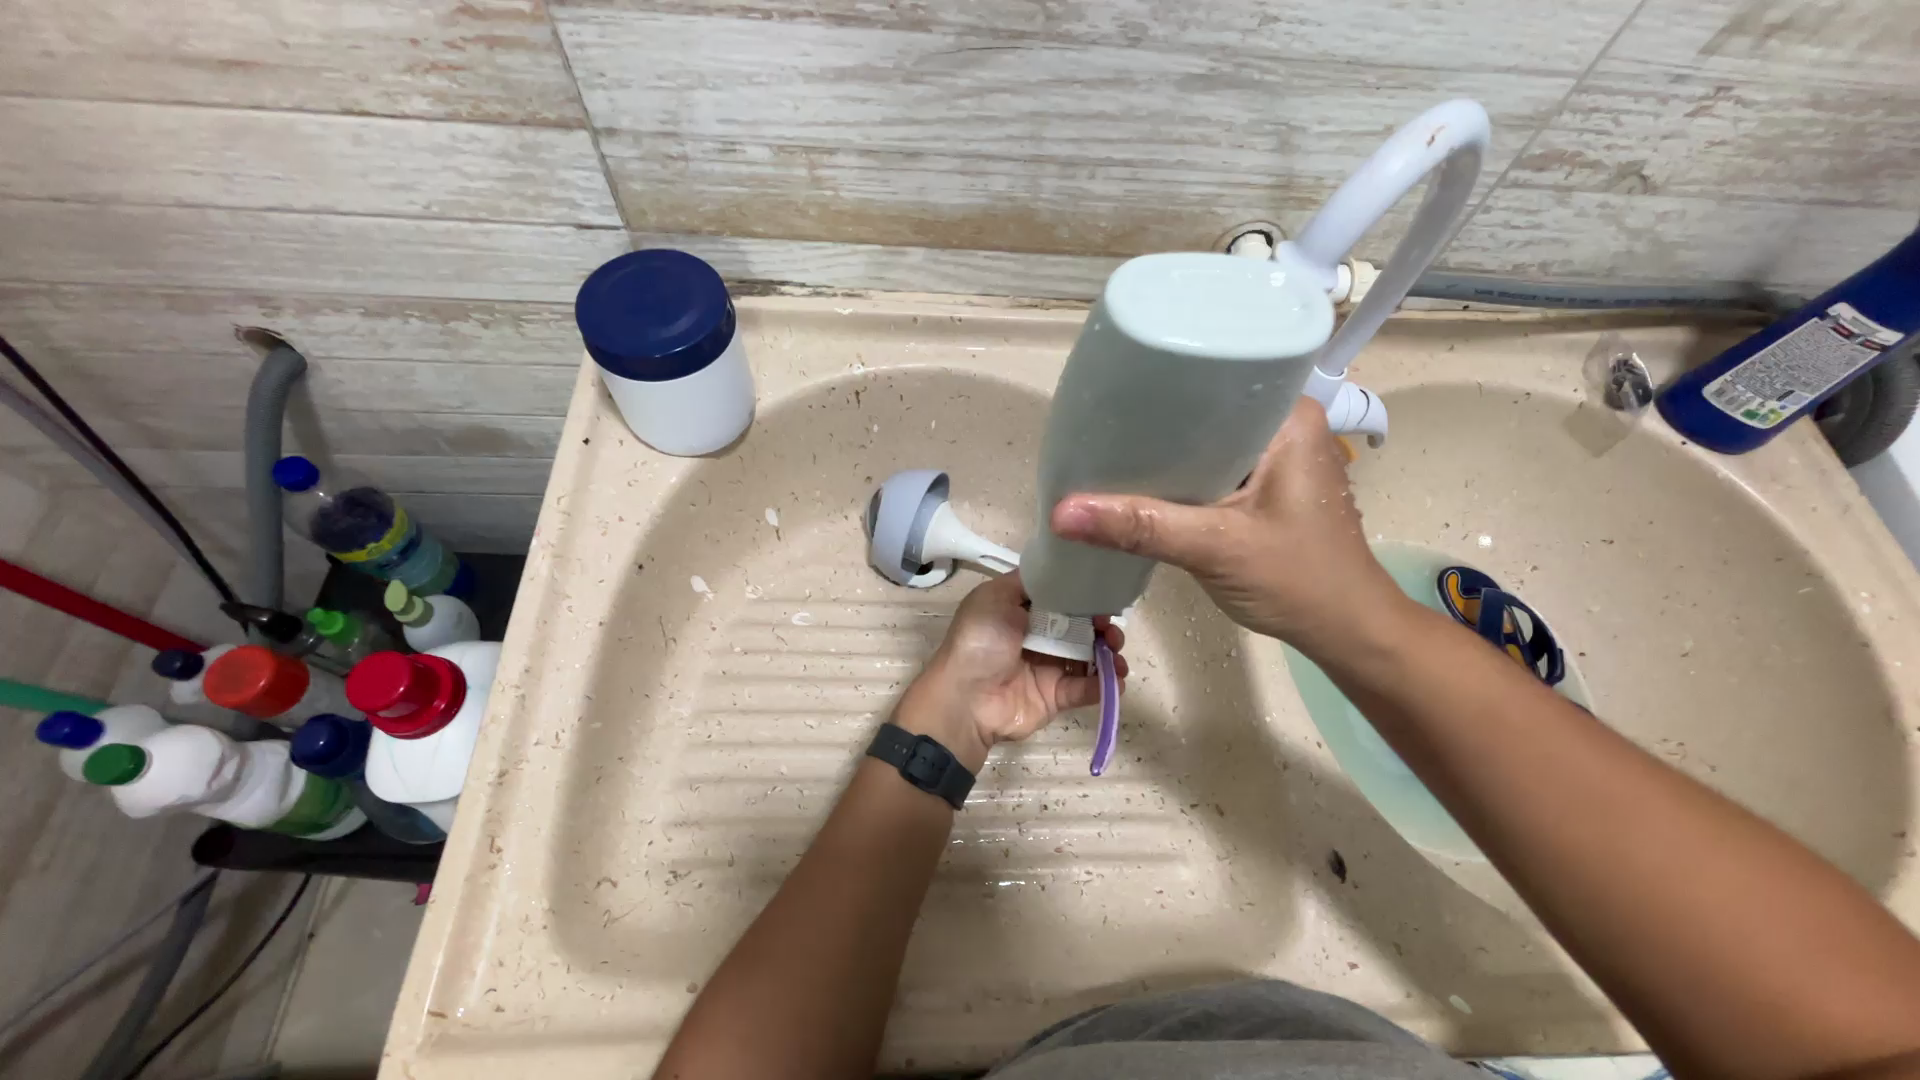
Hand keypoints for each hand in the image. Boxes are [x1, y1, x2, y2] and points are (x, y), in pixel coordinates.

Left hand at [895, 571, 1126, 772]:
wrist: (966, 698)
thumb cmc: (980, 641)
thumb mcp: (995, 596)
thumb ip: (1028, 581)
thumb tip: (1056, 568)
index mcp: (1022, 611)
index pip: (1061, 598)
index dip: (1083, 595)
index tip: (1102, 592)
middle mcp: (1038, 637)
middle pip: (1081, 626)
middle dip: (1102, 623)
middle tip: (1110, 625)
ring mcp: (1049, 668)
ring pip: (1089, 656)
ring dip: (1109, 651)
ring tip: (1115, 650)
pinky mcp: (1057, 696)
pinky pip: (1088, 688)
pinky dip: (1106, 683)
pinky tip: (1116, 677)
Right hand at [1050, 398, 1409, 659]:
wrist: (1345, 630)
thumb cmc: (1298, 580)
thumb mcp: (1216, 548)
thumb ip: (1142, 527)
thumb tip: (1061, 512)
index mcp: (1288, 417)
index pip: (1218, 375)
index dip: (1163, 382)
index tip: (1111, 390)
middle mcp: (1285, 424)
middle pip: (1205, 408)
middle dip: (1155, 420)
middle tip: (1098, 423)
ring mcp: (1276, 456)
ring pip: (1205, 440)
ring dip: (1165, 451)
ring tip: (1109, 449)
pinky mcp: (1265, 485)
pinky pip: (1211, 466)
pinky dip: (1179, 475)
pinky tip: (1142, 483)